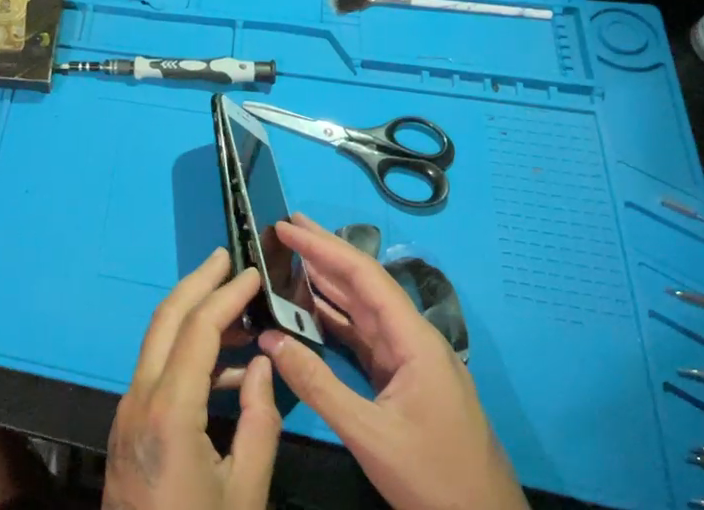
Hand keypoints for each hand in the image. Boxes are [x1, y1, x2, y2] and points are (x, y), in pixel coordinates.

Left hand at [103, 249, 280, 509]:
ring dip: (194, 318)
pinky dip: (188, 354)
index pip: (196, 331)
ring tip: (240, 311)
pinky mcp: (129, 425)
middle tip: (227, 258)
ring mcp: (128, 409)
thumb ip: (259, 423)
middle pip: (165, 320)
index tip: (251, 272)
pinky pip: (158, 372)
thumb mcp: (246, 491)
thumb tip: (262, 367)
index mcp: (168, 410)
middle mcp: (139, 397)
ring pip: (158, 343)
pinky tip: (225, 366)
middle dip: (196, 283)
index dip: (225, 295)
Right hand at [258, 215, 526, 509]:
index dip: (324, 248)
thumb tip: (269, 339)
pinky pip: (364, 340)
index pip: (365, 279)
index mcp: (415, 342)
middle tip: (285, 227)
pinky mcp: (404, 383)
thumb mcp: (369, 434)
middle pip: (365, 287)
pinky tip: (309, 312)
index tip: (287, 227)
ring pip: (363, 313)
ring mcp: (411, 363)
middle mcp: (414, 342)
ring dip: (327, 286)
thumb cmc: (434, 477)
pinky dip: (334, 322)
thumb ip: (317, 384)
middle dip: (325, 255)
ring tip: (289, 259)